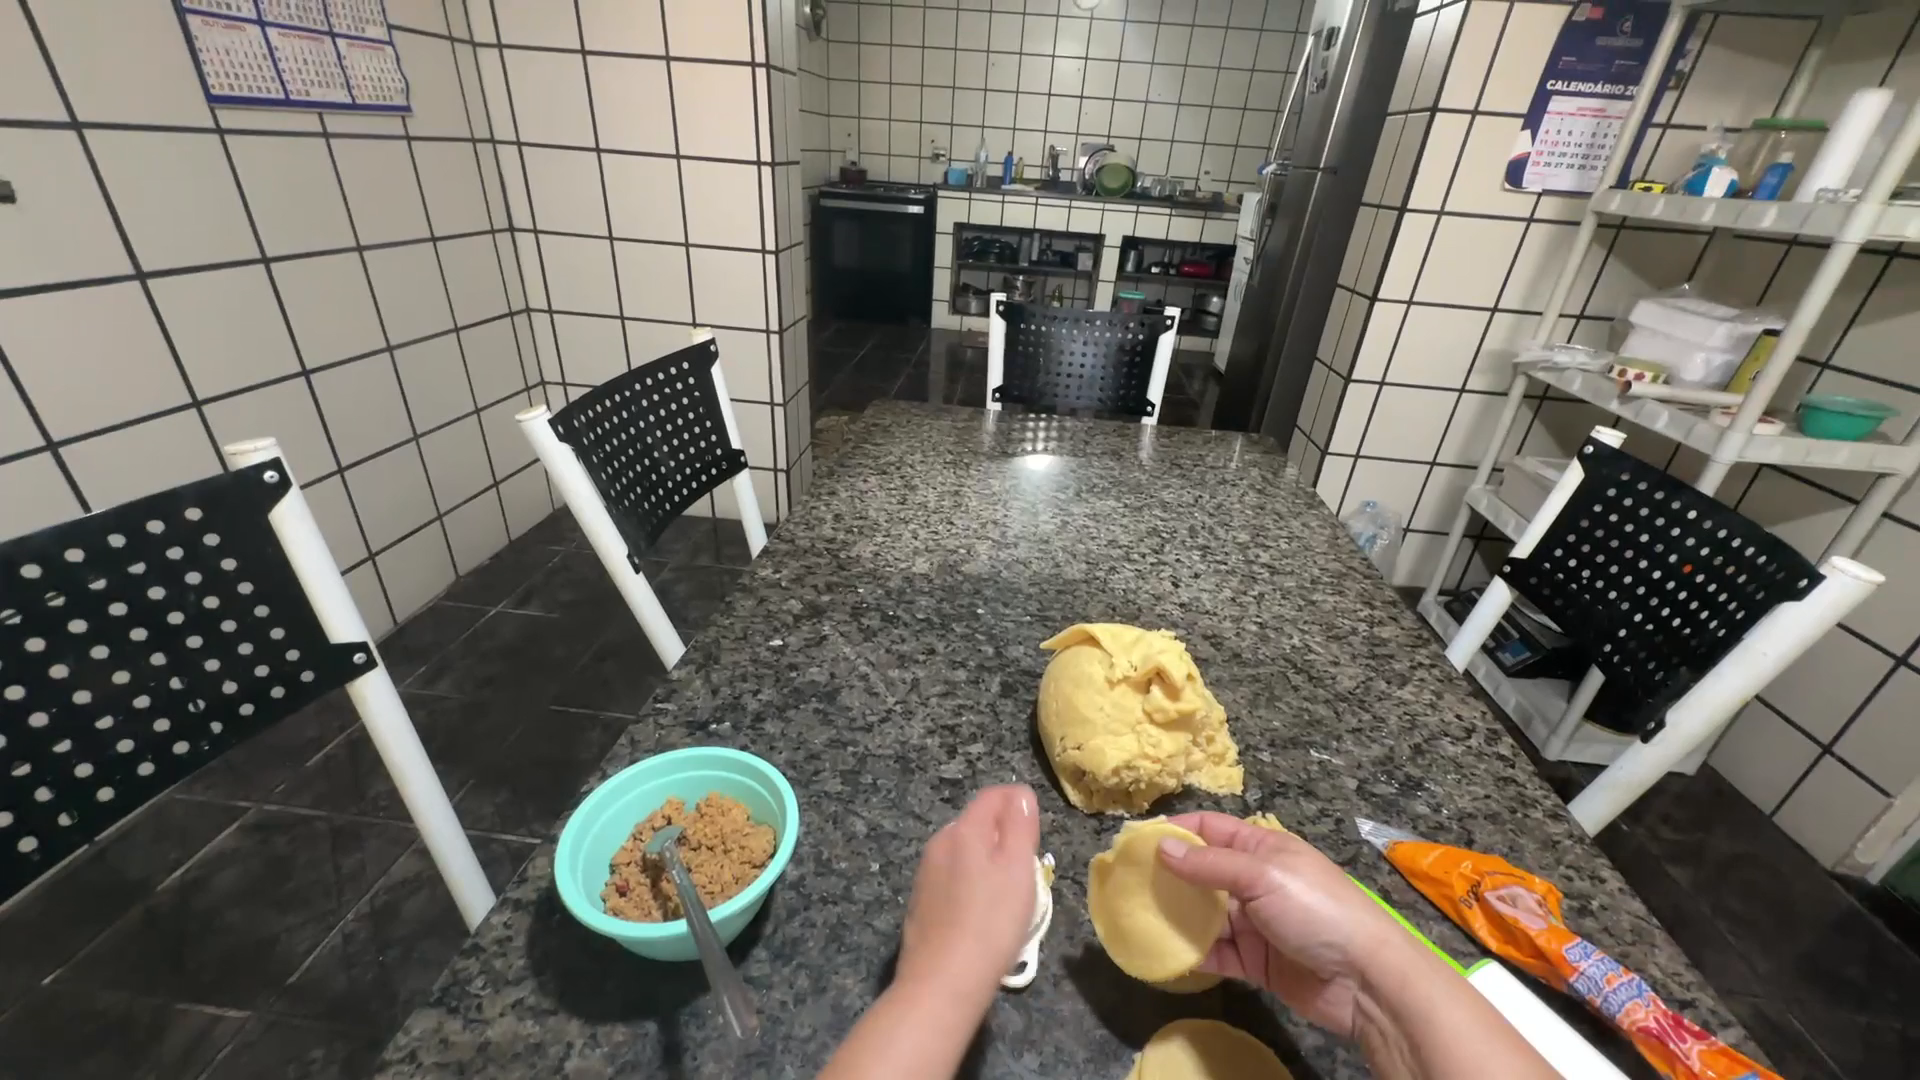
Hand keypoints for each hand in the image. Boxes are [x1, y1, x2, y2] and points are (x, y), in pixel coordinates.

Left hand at [895, 785, 1041, 1001]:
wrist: (942, 983)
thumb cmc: (990, 923)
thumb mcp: (1017, 869)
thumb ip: (1019, 825)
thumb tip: (1020, 793)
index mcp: (964, 830)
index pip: (991, 795)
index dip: (1016, 799)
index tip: (1036, 819)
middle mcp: (939, 843)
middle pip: (975, 822)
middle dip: (1002, 830)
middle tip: (1028, 856)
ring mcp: (926, 873)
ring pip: (963, 850)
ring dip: (986, 857)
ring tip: (1009, 886)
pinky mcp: (921, 901)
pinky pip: (952, 876)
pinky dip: (970, 881)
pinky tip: (981, 909)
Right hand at [1157, 812, 1409, 1038]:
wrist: (1370, 983)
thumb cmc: (1317, 909)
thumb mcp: (1262, 875)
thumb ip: (1209, 864)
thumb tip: (1160, 847)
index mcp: (1260, 847)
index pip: (1208, 828)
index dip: (1174, 831)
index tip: (1135, 842)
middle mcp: (1254, 880)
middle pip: (1201, 872)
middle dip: (1167, 876)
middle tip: (1126, 883)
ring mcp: (1254, 922)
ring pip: (1203, 914)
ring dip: (1175, 916)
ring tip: (1136, 918)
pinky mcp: (1254, 961)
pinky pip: (1215, 952)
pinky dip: (1191, 953)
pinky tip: (1163, 953)